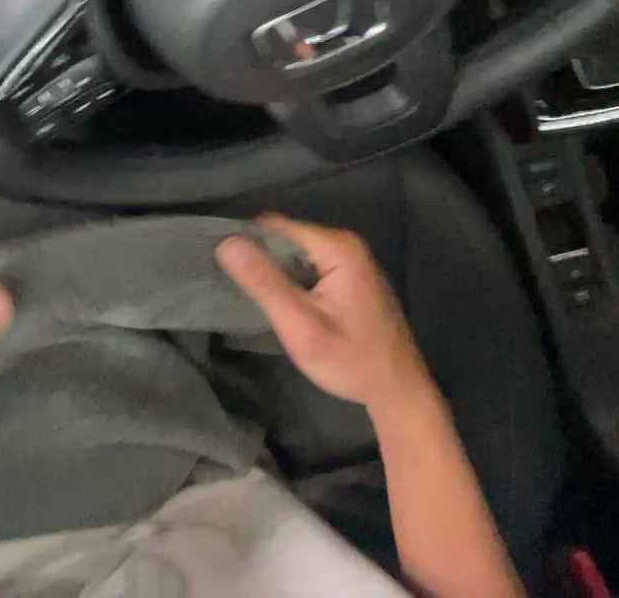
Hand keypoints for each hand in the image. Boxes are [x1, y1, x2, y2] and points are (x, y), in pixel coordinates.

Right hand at [217, 214, 437, 414]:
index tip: (219, 264)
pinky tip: (278, 302)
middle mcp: (346, 244)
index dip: (247, 241)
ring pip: (295, 253)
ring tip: (249, 293)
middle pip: (286, 237)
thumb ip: (264, 282)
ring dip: (273, 270)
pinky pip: (309, 266)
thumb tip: (227, 242)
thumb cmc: (351, 360)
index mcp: (338, 246)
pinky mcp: (350, 277)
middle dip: (259, 257)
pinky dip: (290, 279)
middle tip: (231, 284)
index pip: (276, 226)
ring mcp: (351, 260)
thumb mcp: (300, 325)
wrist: (399, 393)